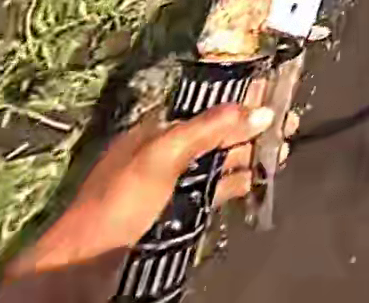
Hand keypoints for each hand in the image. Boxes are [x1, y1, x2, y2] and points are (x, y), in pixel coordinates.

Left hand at [0, 104, 287, 302]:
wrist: (78, 273)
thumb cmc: (118, 203)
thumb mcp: (162, 157)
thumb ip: (212, 128)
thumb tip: (264, 111)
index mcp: (158, 128)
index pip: (211, 102)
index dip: (245, 97)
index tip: (278, 95)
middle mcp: (167, 148)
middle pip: (221, 130)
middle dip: (255, 127)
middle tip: (289, 126)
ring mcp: (171, 180)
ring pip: (221, 158)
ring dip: (252, 154)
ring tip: (282, 153)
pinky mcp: (176, 208)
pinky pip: (216, 186)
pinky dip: (238, 181)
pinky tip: (258, 180)